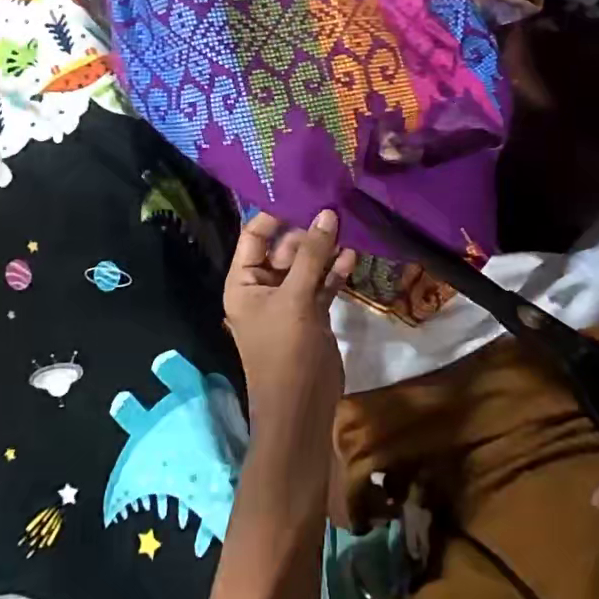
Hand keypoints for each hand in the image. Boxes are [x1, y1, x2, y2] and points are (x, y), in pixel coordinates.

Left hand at [223, 210, 357, 439]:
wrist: (301, 407)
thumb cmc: (285, 351)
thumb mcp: (295, 299)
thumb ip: (312, 255)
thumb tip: (327, 212)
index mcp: (244, 283)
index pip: (255, 236)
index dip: (276, 214)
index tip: (304, 191)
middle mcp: (264, 288)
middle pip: (285, 247)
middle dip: (308, 229)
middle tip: (337, 204)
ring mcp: (290, 301)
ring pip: (308, 264)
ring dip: (326, 248)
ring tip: (350, 223)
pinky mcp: (313, 313)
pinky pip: (323, 282)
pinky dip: (336, 270)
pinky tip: (354, 254)